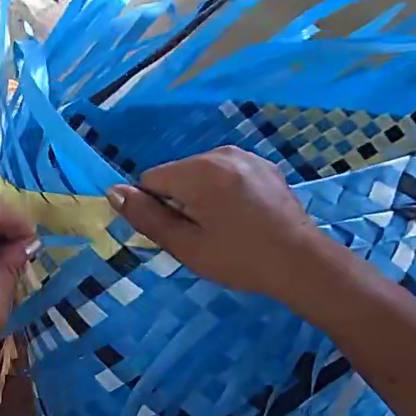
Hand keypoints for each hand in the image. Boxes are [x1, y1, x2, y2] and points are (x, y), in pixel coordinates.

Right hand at [109, 147, 324, 301]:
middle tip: (204, 235)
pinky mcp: (262, 165)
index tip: (181, 233)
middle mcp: (220, 153)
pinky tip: (243, 217)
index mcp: (199, 171)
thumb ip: (147, 217)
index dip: (157, 209)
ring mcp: (245, 156)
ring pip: (199, 174)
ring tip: (226, 228)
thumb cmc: (239, 259)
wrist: (301, 262)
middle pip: (175, 175)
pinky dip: (223, 191)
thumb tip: (114, 192)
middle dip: (179, 201)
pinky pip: (224, 173)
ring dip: (201, 197)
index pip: (151, 180)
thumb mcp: (185, 245)